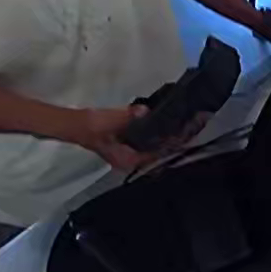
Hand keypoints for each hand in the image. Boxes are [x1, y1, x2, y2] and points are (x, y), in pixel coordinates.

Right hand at [69, 105, 208, 171]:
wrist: (74, 124)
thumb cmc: (91, 127)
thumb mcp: (110, 120)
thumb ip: (128, 117)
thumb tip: (145, 111)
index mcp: (130, 160)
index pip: (159, 154)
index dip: (174, 144)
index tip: (189, 132)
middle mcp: (134, 159)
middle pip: (162, 151)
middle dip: (178, 139)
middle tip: (196, 124)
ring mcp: (133, 151)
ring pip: (159, 144)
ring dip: (173, 135)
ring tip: (190, 122)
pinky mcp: (132, 141)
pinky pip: (153, 138)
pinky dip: (163, 131)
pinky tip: (173, 121)